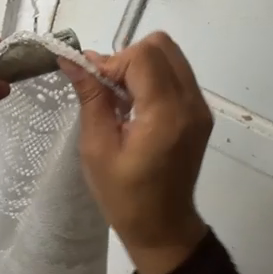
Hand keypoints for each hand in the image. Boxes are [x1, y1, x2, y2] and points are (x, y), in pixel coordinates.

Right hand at [59, 31, 212, 273]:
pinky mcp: (199, 112)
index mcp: (166, 115)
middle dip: (127, 57)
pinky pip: (176, 73)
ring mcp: (199, 107)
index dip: (112, 62)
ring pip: (170, 55)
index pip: (143, 56)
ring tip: (120, 97)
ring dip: (139, 65)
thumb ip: (91, 97)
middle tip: (107, 89)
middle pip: (161, 46)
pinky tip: (135, 105)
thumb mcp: (97, 147)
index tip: (93, 85)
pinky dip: (152, 76)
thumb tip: (73, 59)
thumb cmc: (124, 195)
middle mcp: (190, 104)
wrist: (162, 227)